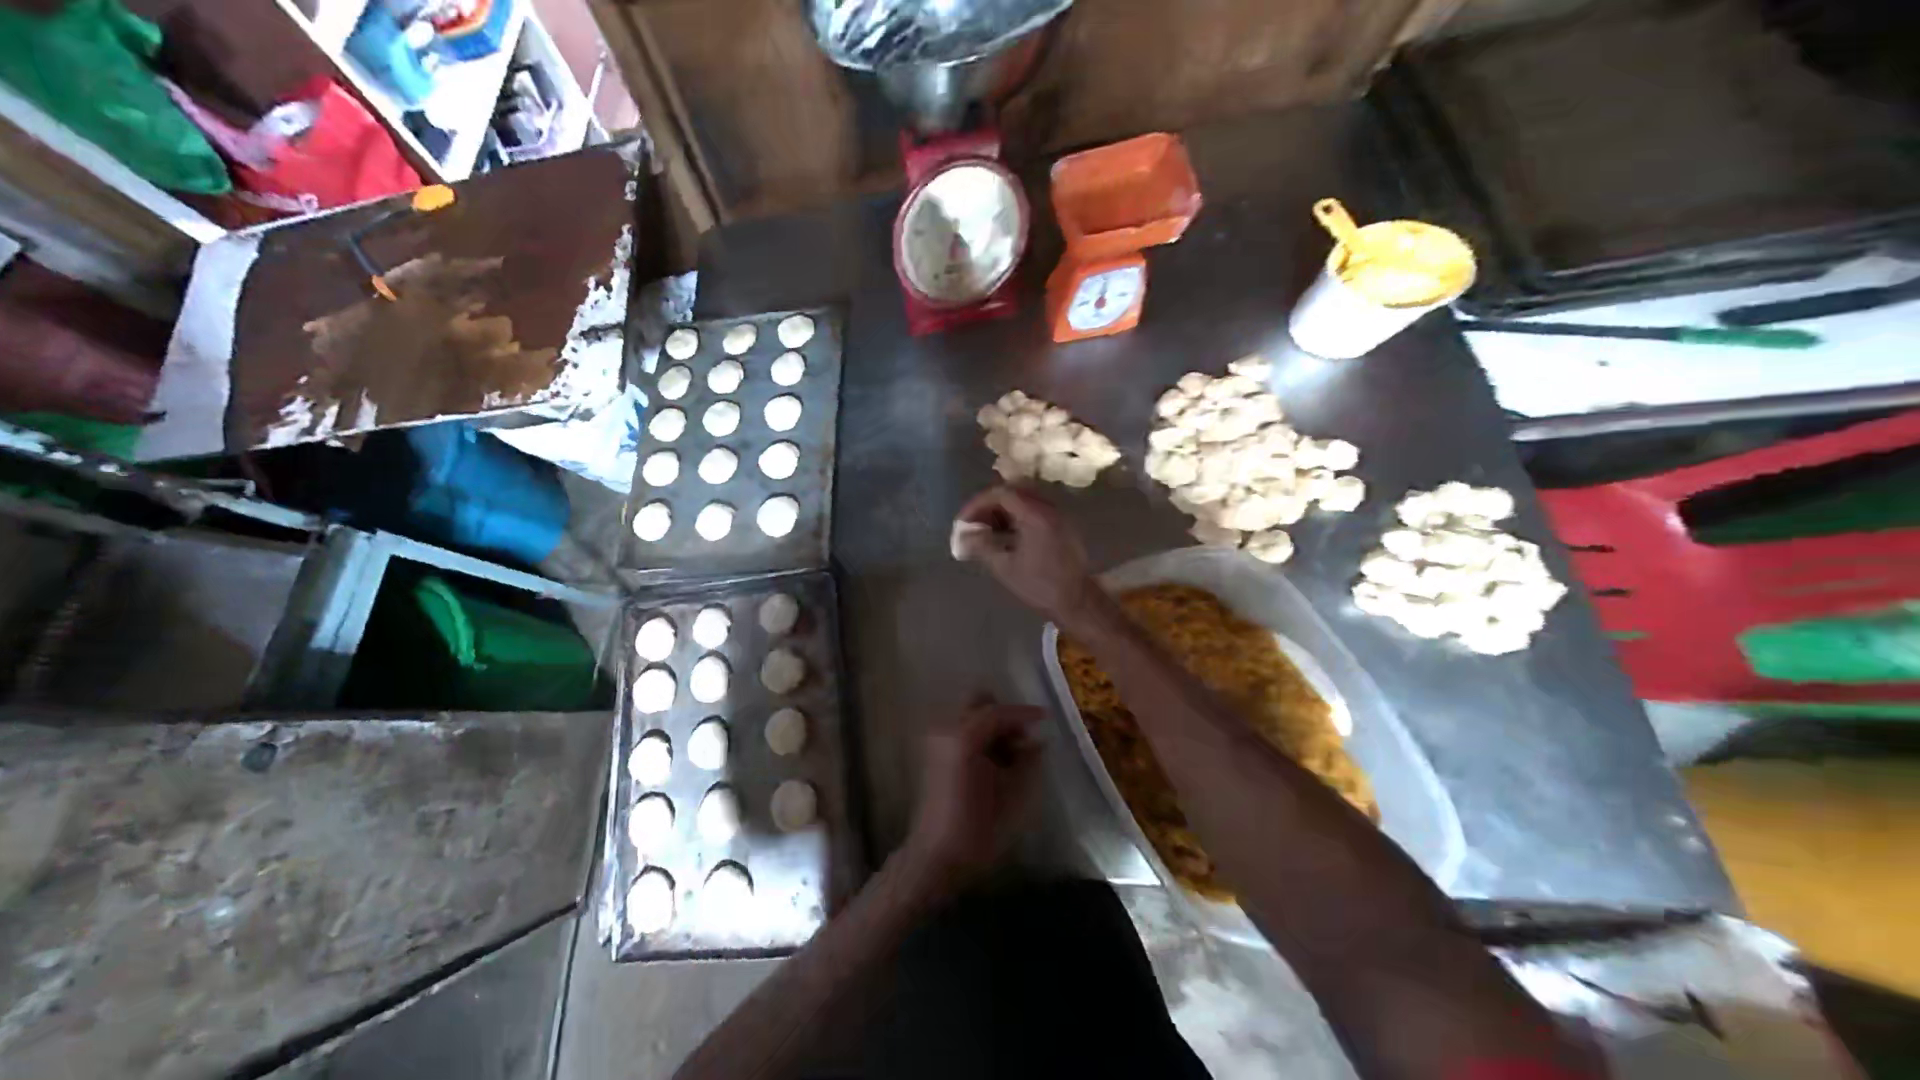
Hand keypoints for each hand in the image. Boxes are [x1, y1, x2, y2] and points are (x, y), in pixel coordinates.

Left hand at [903, 699, 1044, 889]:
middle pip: (978, 704)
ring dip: (992, 727)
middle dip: (1004, 716)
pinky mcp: (933, 754)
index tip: (1046, 718)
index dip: (1024, 713)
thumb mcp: (1013, 793)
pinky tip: (995, 764)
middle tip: (1024, 739)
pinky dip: (979, 737)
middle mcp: (945, 730)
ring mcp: (936, 741)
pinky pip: (961, 731)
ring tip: (1012, 757)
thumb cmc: (977, 828)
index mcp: (964, 737)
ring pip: (970, 716)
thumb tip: (1037, 743)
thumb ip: (1027, 761)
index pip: (998, 712)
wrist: (936, 856)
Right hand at [954, 486, 1104, 628]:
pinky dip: (1017, 517)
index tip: (964, 522)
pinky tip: (1006, 537)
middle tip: (975, 524)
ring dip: (1003, 511)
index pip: (1001, 493)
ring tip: (987, 532)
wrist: (1077, 602)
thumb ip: (982, 545)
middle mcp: (1048, 509)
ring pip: (1024, 501)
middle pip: (1013, 492)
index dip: (978, 504)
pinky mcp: (1061, 526)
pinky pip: (1035, 511)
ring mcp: (1058, 516)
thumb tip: (963, 536)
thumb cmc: (1039, 586)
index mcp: (1035, 515)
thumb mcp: (1005, 567)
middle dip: (990, 506)